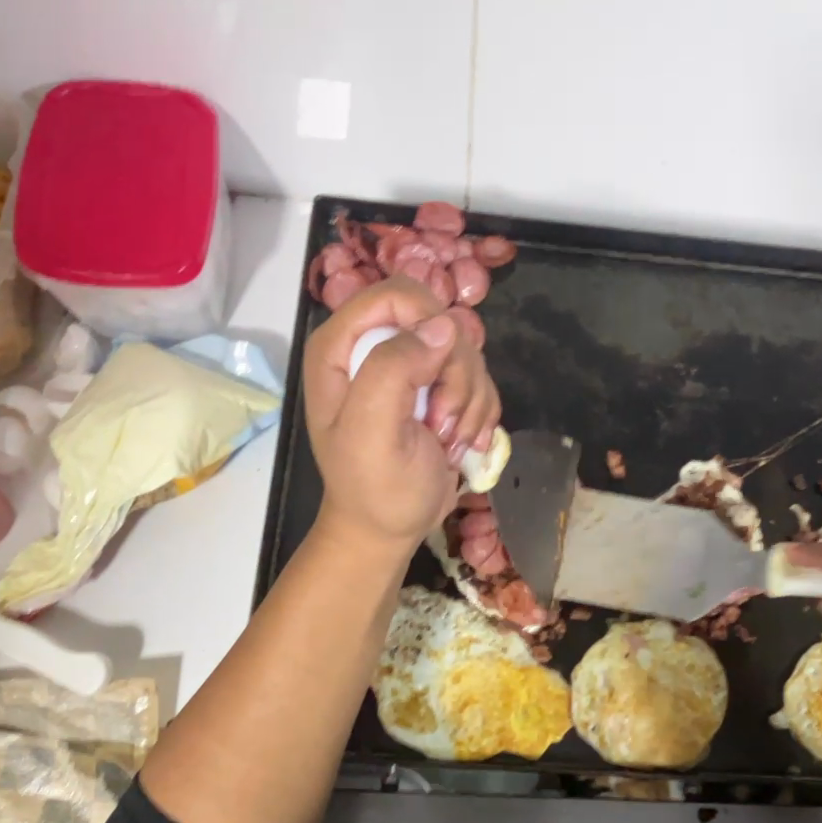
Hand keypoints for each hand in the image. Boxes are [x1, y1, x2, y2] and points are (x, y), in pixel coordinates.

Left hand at [302, 277, 501, 555]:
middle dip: (454, 374)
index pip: (396, 294)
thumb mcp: (371, 432)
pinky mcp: (439, 388)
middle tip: (440, 421)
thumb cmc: (373, 488)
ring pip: (466, 350)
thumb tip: (440, 327)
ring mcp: (411, 367)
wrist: (390, 528)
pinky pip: (480, 377)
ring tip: (446, 439)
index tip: (436, 374)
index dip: (427, 324)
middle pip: (439, 320)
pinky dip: (479, 412)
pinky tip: (461, 442)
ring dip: (468, 400)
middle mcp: (375, 347)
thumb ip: (393, 370)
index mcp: (341, 347)